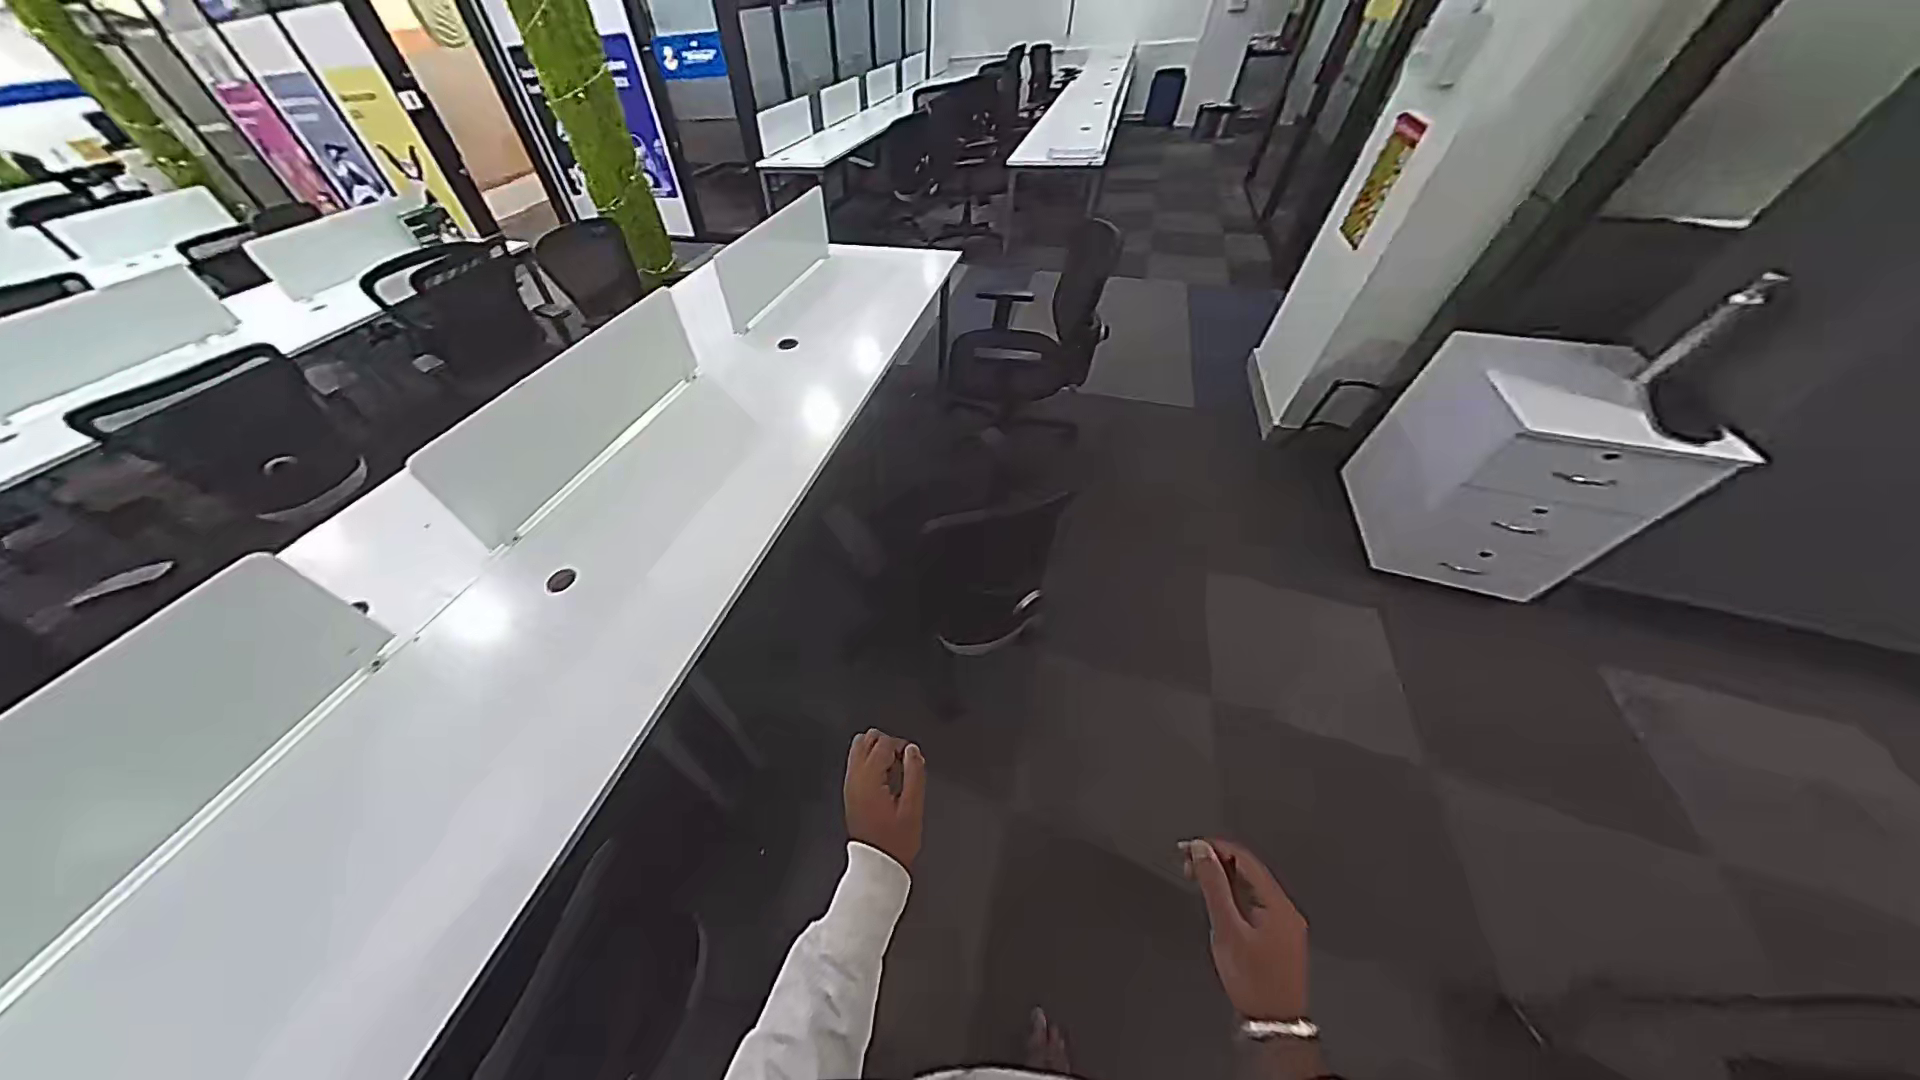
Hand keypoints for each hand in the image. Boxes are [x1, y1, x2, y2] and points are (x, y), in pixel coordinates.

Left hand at [845, 729, 925, 871]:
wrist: (877, 865)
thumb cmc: (895, 841)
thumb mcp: (913, 807)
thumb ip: (914, 773)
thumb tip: (913, 750)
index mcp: (869, 779)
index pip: (883, 743)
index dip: (901, 746)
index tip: (912, 758)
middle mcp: (854, 779)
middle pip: (866, 740)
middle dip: (886, 744)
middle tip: (902, 762)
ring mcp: (850, 785)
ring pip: (858, 749)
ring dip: (877, 752)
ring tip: (894, 770)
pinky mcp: (850, 792)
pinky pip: (857, 764)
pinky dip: (871, 762)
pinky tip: (885, 778)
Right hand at [1182, 838, 1308, 1020]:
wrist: (1273, 1024)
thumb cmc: (1252, 981)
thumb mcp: (1227, 928)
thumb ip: (1213, 885)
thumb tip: (1202, 850)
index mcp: (1277, 903)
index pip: (1244, 857)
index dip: (1214, 847)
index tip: (1188, 847)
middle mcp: (1285, 908)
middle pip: (1248, 869)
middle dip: (1216, 860)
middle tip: (1188, 862)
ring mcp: (1283, 922)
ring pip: (1249, 884)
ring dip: (1222, 876)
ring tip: (1197, 877)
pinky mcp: (1277, 934)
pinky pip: (1252, 900)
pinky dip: (1231, 893)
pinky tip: (1216, 899)